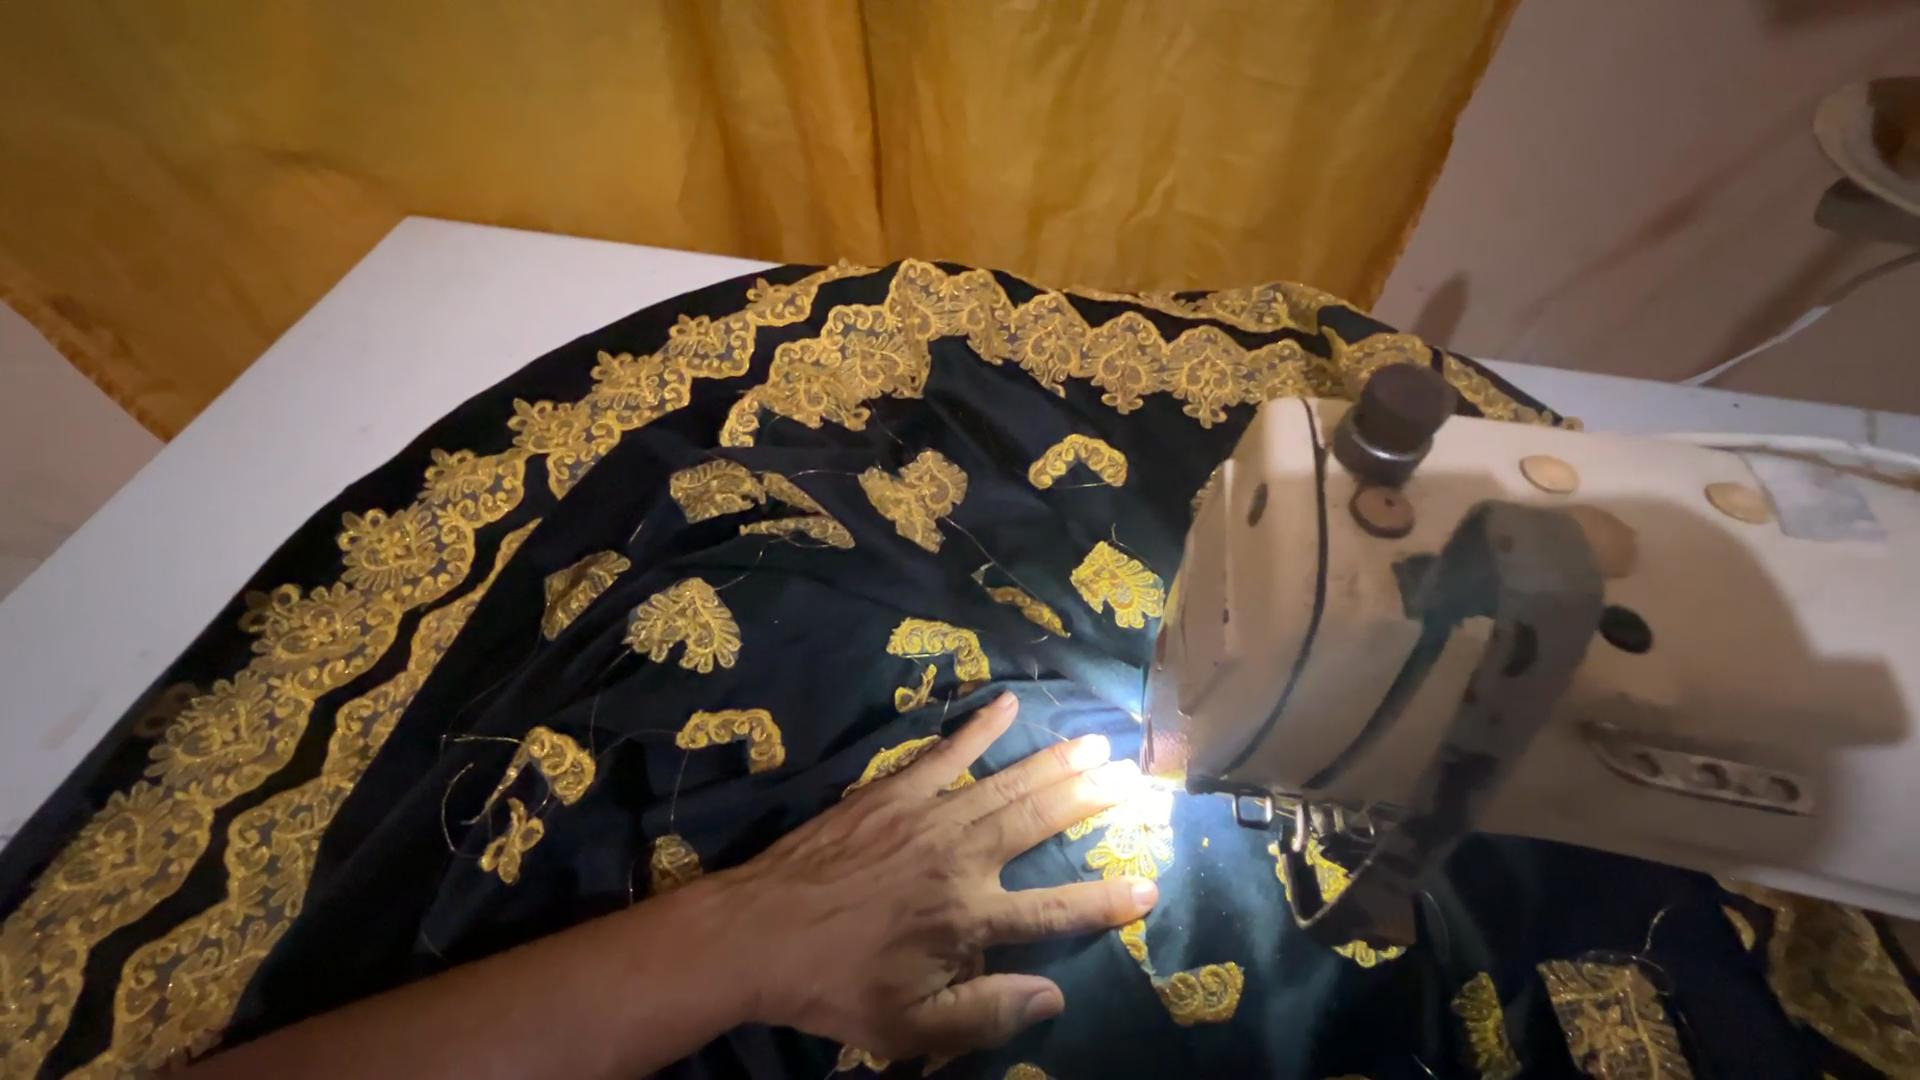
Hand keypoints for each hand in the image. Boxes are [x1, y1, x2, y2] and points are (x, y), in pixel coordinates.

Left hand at [704, 692, 1156, 1058]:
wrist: (759, 932)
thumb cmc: (837, 983)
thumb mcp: (909, 1029)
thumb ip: (985, 1013)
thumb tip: (1053, 997)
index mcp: (966, 918)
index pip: (1053, 912)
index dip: (1105, 901)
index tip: (1150, 886)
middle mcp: (958, 858)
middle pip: (1038, 822)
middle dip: (1091, 800)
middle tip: (1134, 776)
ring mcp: (926, 816)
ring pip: (1004, 783)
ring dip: (1054, 762)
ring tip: (1095, 743)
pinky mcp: (893, 791)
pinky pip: (945, 753)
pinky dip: (979, 728)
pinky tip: (1008, 704)